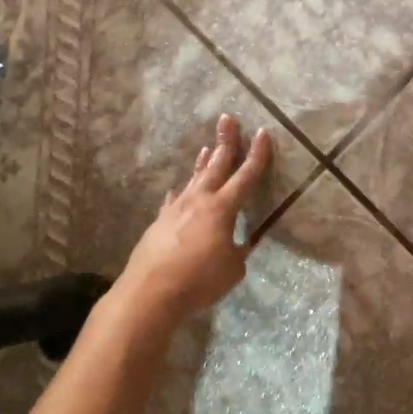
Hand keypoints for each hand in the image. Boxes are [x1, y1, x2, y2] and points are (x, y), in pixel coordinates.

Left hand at [120, 114, 272, 324]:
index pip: (246, 175)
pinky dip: (180, 194)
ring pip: (193, 180)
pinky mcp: (159, 225)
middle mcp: (199, 201)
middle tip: (228, 119)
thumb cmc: (199, 281)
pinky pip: (173, 202)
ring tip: (207, 147)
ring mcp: (175, 211)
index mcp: (222, 208)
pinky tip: (178, 191)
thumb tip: (234, 245)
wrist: (149, 294)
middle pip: (216, 165)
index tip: (263, 132)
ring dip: (203, 163)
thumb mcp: (233, 269)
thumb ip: (237, 251)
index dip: (257, 154)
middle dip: (225, 141)